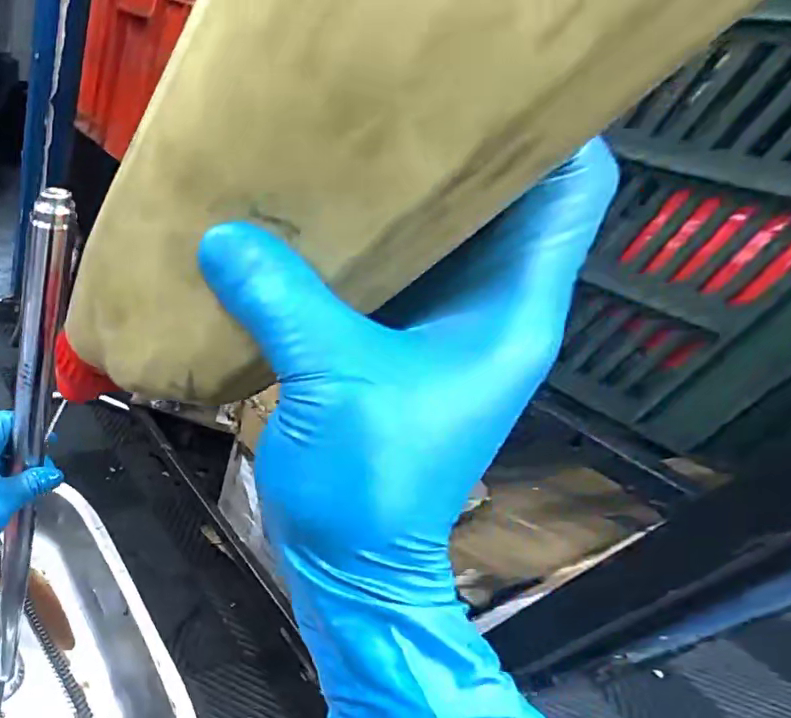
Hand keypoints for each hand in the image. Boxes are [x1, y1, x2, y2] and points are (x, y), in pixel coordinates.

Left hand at [0, 410, 63, 652]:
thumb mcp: (5, 501)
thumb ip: (31, 484)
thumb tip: (51, 473)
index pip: (6, 421)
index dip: (28, 429)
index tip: (44, 444)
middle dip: (22, 460)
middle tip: (38, 478)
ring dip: (8, 478)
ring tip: (21, 498)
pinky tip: (0, 509)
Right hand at [198, 139, 617, 717]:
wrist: (349, 564)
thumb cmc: (370, 483)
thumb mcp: (332, 382)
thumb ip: (283, 302)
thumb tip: (221, 236)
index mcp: (508, 310)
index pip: (568, 186)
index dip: (545, 122)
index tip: (485, 81)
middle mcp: (482, 314)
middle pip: (492, 204)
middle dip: (451, 149)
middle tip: (392, 101)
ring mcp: (431, 339)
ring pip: (429, 247)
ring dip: (393, 205)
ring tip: (341, 150)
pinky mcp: (383, 360)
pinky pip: (376, 290)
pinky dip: (349, 259)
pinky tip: (304, 232)